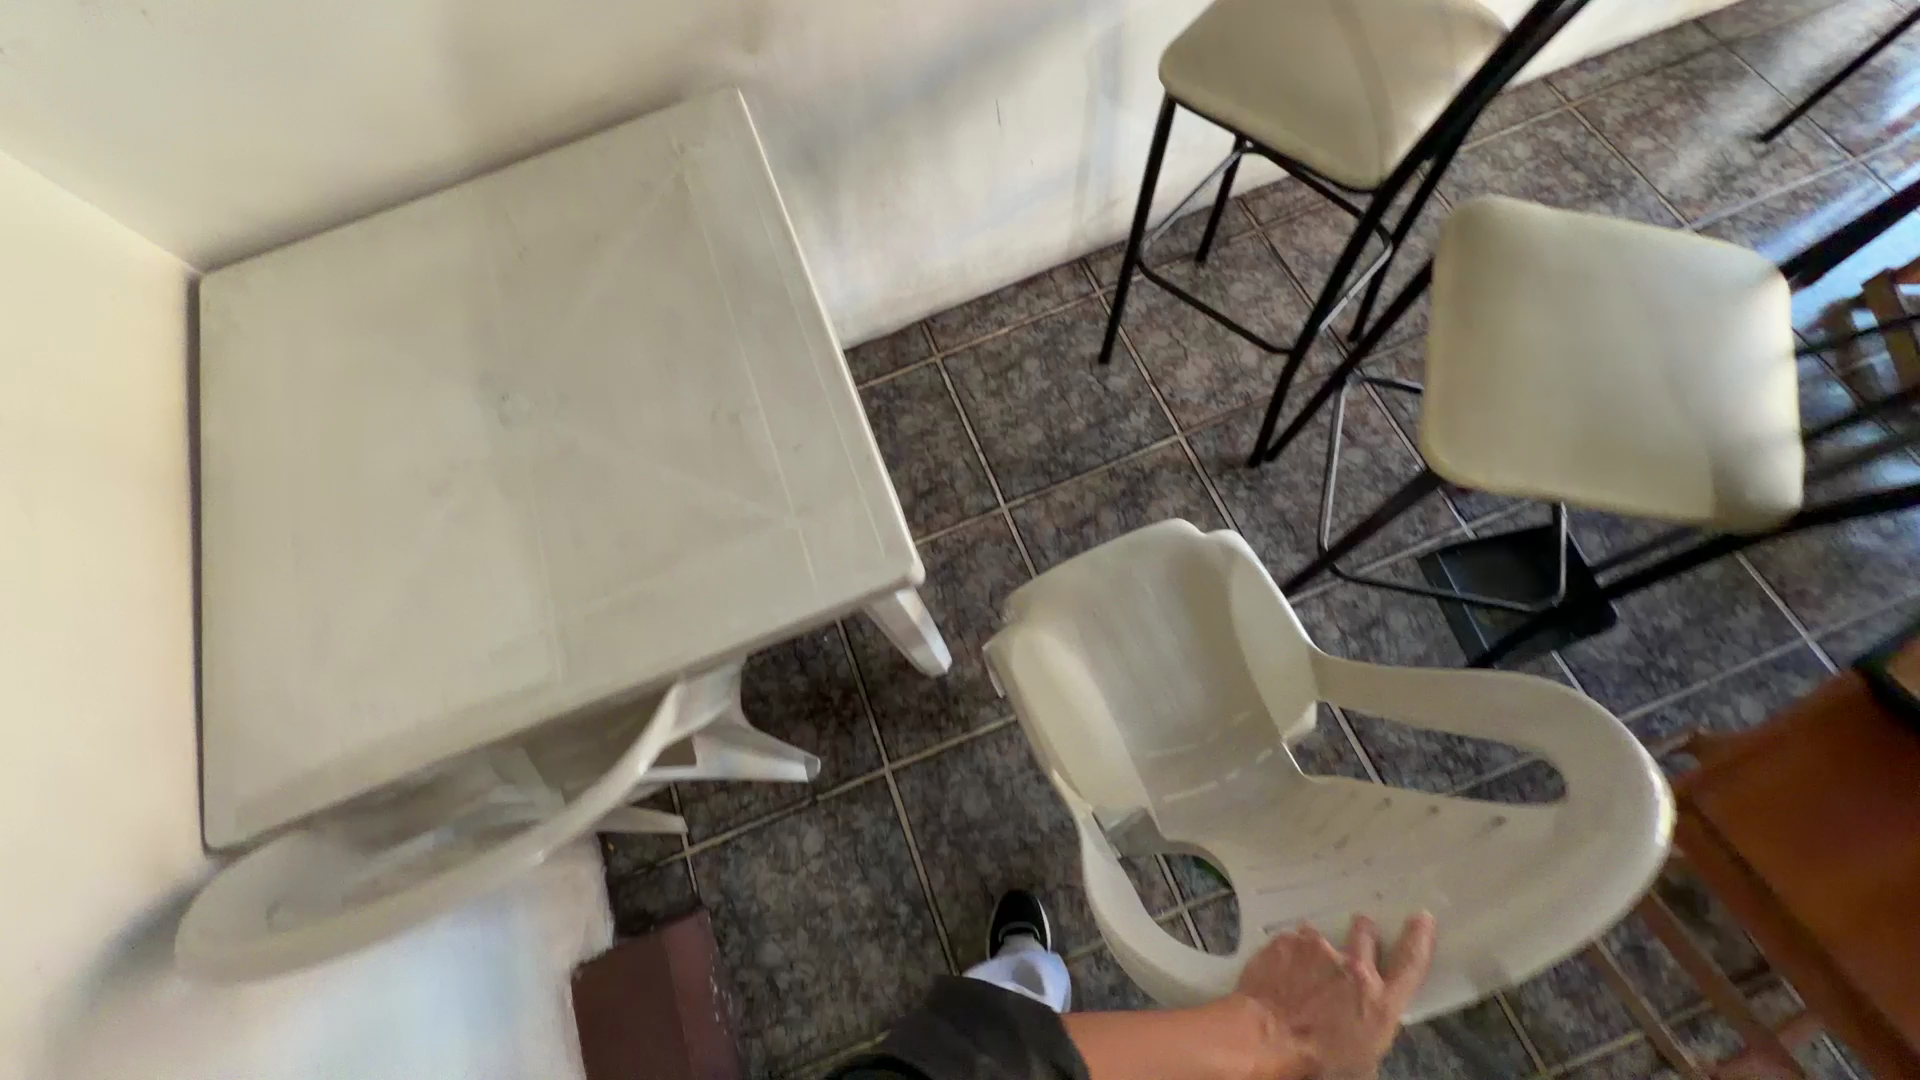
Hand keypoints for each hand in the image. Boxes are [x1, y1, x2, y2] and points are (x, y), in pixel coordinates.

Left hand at [1231, 912, 1436, 1079]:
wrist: (1267, 1036)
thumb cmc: (1318, 1061)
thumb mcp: (1362, 1061)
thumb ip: (1370, 1028)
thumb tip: (1364, 1023)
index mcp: (1379, 1001)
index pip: (1411, 962)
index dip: (1419, 938)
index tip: (1422, 918)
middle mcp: (1352, 968)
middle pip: (1365, 932)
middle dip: (1362, 931)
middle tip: (1354, 938)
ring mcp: (1317, 949)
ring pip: (1320, 935)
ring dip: (1315, 948)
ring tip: (1301, 970)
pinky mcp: (1287, 940)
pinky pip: (1291, 941)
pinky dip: (1288, 953)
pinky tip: (1278, 971)